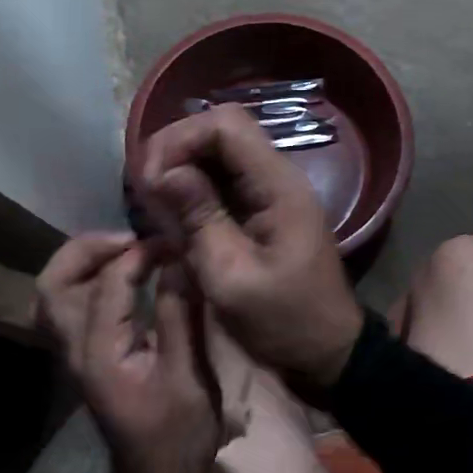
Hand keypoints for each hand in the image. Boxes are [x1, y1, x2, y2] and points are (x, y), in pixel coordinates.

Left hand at [37, 234, 219, 472]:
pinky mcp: (83, 360)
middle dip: (87, 250)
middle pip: (54, 285)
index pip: (108, 282)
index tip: (175, 243)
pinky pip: (67, 308)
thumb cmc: (179, 433)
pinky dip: (86, 281)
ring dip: (81, 263)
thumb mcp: (190, 374)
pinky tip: (120, 278)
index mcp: (101, 353)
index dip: (142, 253)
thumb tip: (179, 261)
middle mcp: (75, 350)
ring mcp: (73, 356)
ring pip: (53, 296)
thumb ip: (181, 315)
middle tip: (132, 238)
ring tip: (126, 250)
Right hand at [137, 105, 363, 397]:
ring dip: (181, 171)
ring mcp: (270, 191)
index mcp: (278, 186)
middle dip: (175, 152)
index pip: (226, 125)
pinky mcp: (262, 209)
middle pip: (219, 132)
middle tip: (147, 194)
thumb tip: (163, 172)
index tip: (152, 182)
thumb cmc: (283, 320)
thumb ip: (199, 219)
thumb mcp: (232, 277)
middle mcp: (277, 177)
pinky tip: (174, 216)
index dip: (181, 140)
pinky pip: (222, 180)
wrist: (326, 348)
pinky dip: (194, 190)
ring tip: (155, 205)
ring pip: (217, 154)